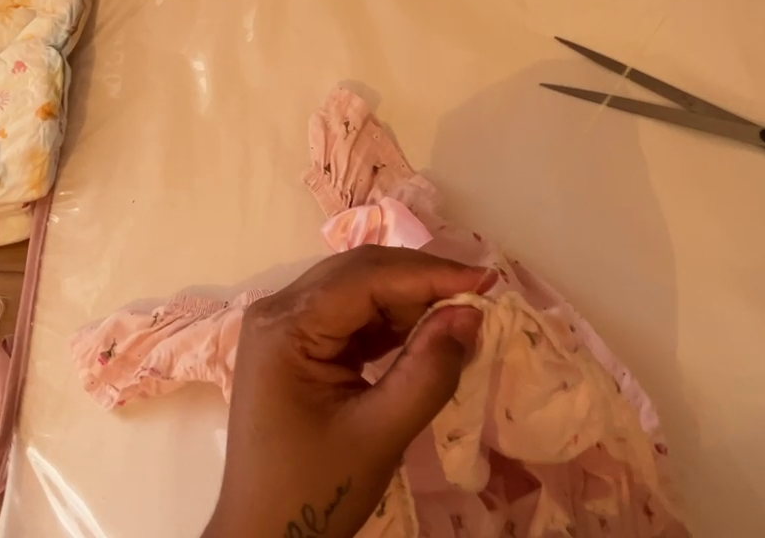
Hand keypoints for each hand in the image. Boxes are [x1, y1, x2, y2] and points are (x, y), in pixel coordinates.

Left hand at [202, 247, 487, 537]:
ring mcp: (286, 326)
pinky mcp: (298, 345)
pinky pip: (351, 316)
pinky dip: (391, 321)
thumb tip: (470, 315)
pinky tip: (426, 330)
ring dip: (408, 299)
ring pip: (357, 290)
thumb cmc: (315, 490)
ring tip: (460, 313)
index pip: (364, 278)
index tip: (485, 281)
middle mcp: (279, 310)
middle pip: (358, 274)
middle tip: (479, 293)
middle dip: (420, 280)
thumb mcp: (379, 434)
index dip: (427, 273)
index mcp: (286, 325)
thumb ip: (427, 372)